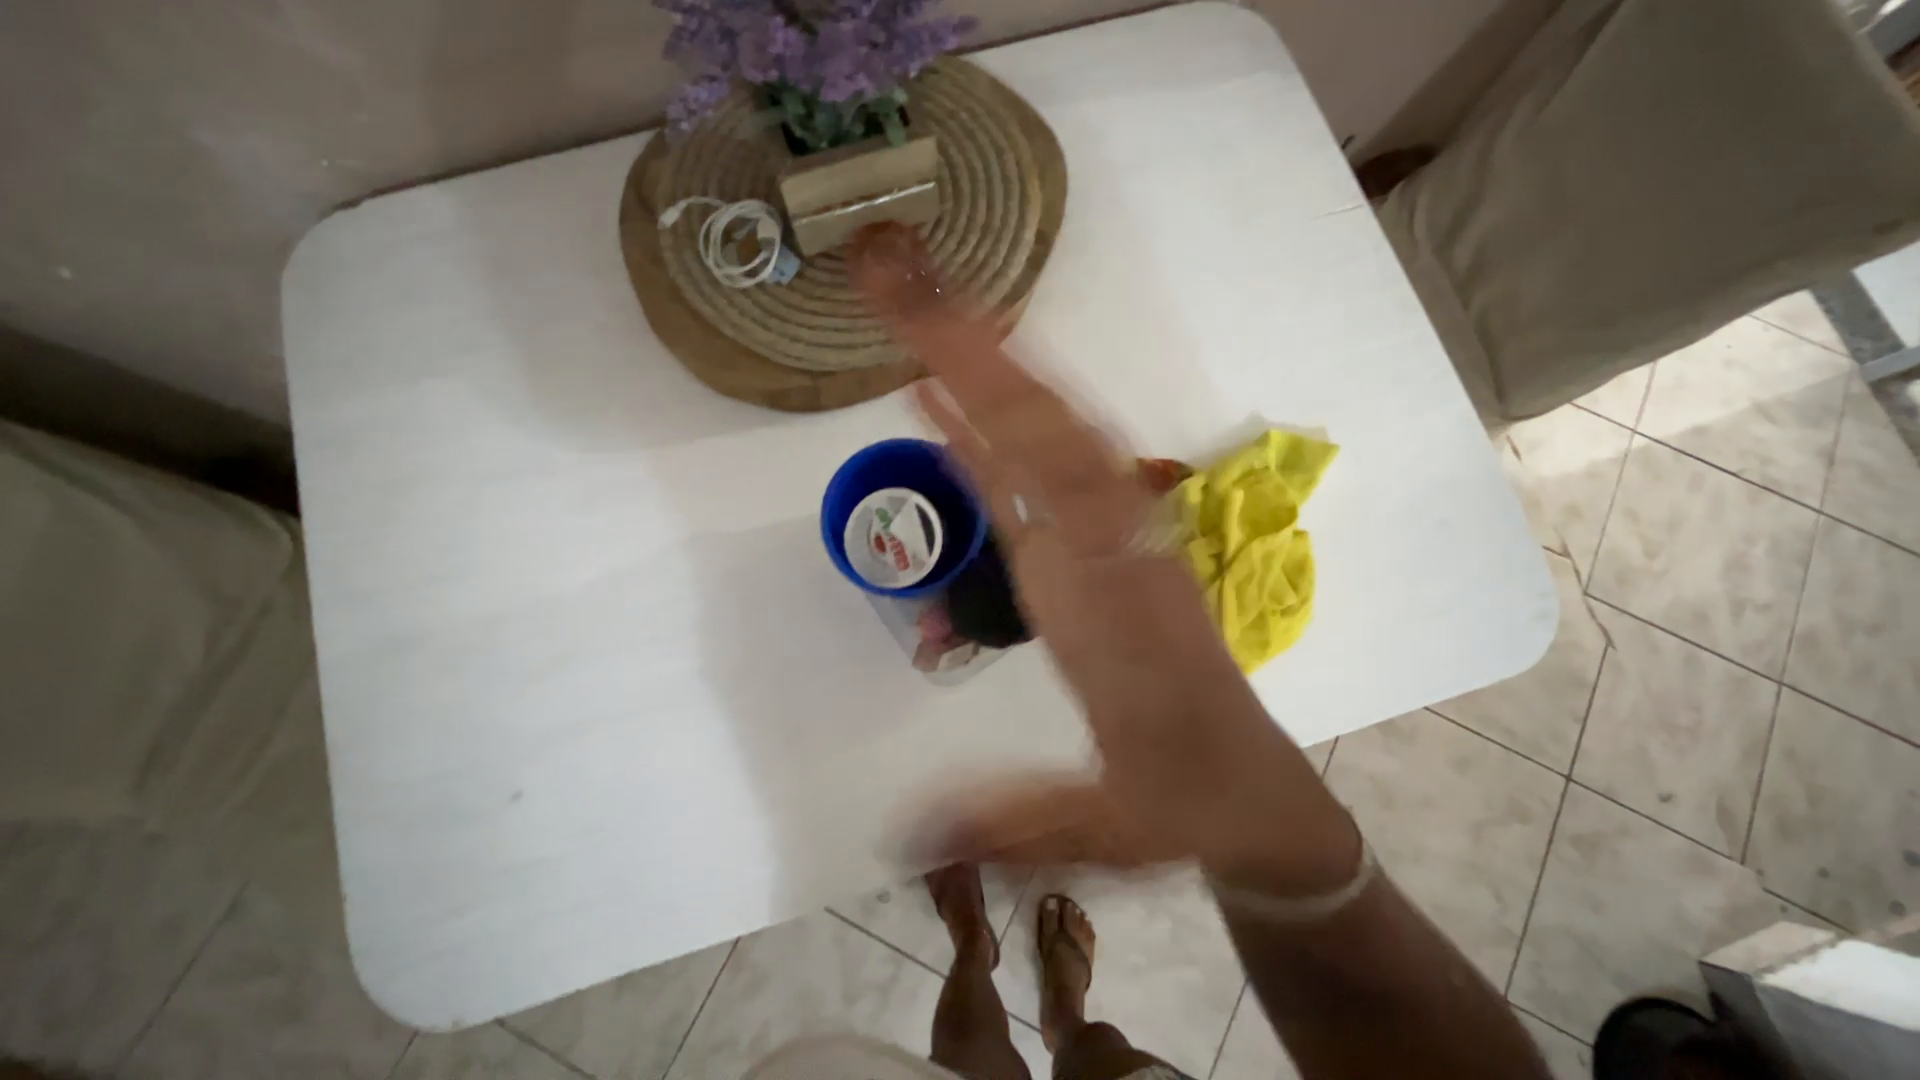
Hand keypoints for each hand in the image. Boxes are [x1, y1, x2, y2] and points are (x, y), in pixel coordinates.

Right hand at [851, 225, 1358, 896]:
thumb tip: (905, 829)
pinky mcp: (1100, 553)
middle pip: (1045, 428)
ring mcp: (1109, 544)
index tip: (921, 349)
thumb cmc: (1181, 802)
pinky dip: (996, 426)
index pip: (1043, 482)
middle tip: (898, 277)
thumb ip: (1017, 821)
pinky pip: (1045, 472)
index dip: (986, 410)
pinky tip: (948, 400)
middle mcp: (1110, 549)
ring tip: (922, 309)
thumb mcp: (1109, 826)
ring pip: (1053, 433)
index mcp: (1107, 600)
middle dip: (975, 348)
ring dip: (994, 366)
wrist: (1251, 794)